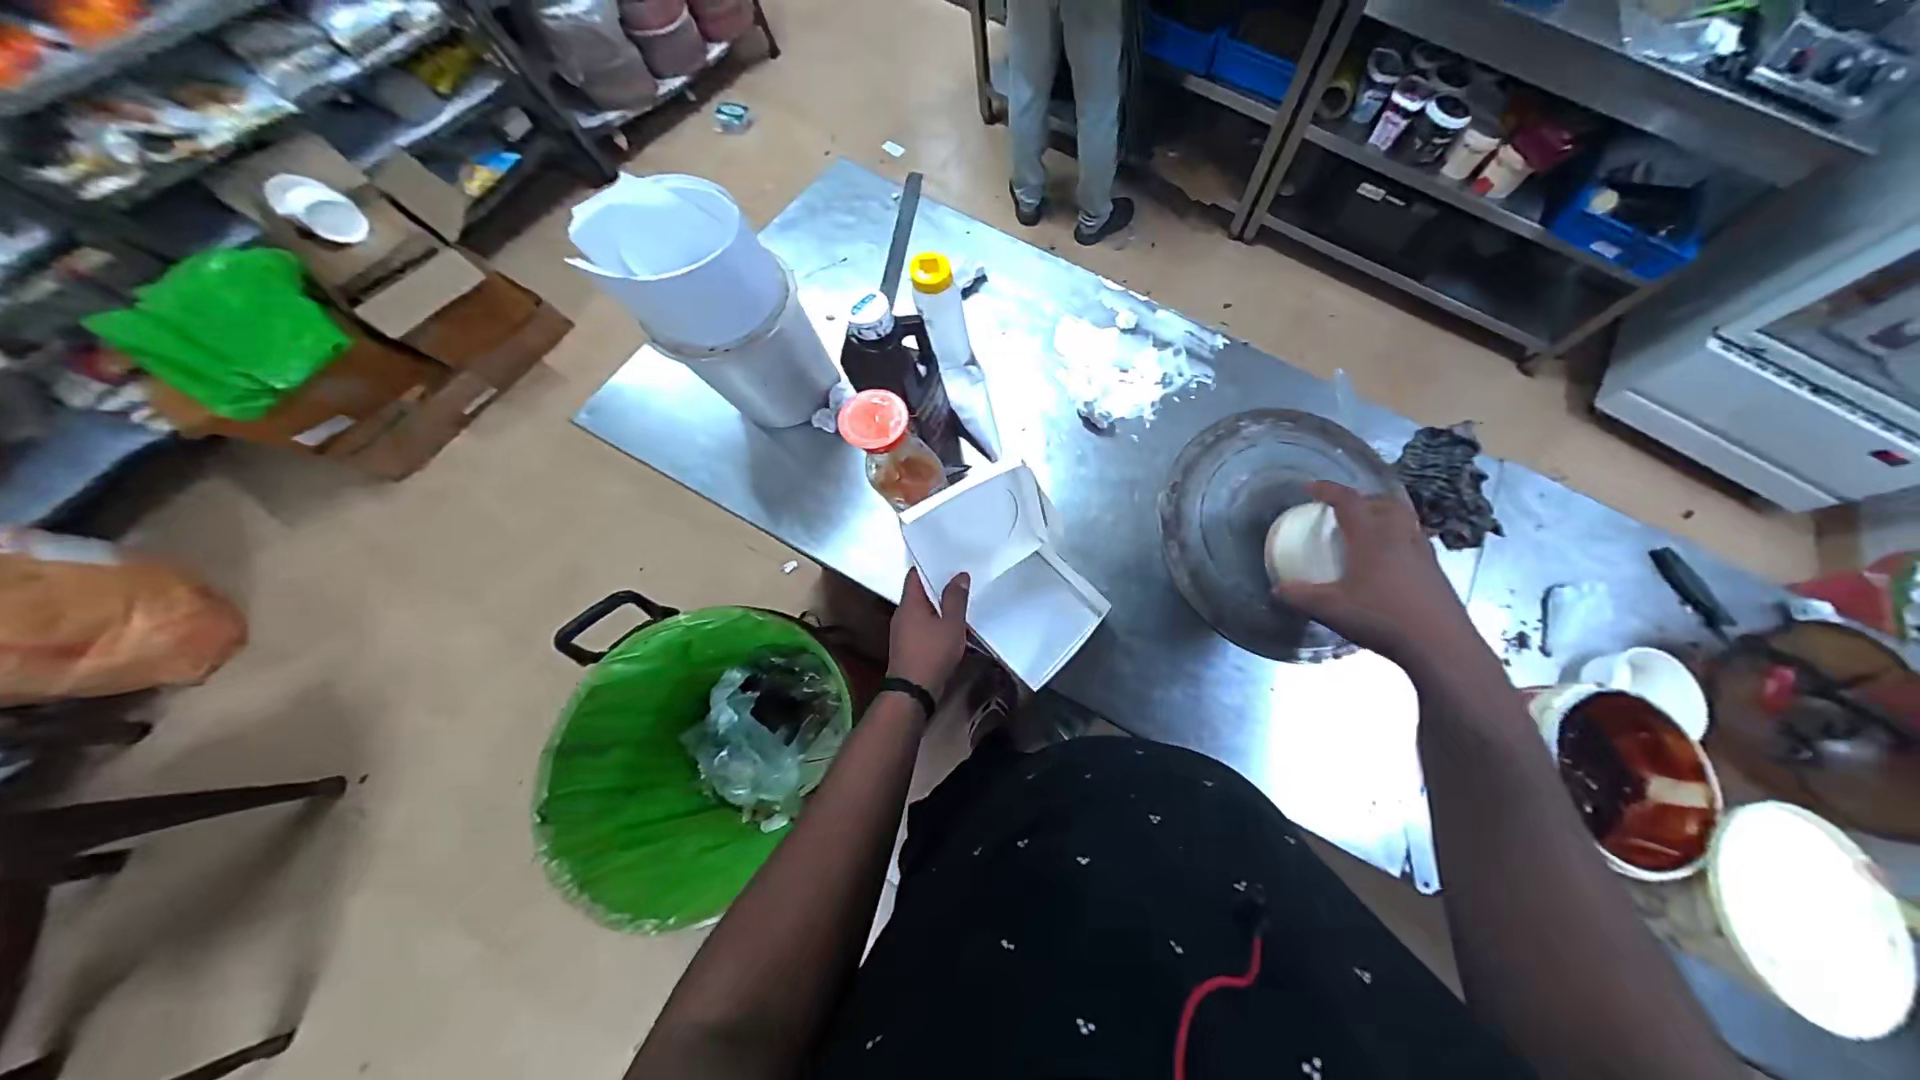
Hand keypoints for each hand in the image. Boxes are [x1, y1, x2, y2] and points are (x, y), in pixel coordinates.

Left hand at [887, 569, 970, 698]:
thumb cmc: (932, 653)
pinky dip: (935, 622)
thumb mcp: (951, 624)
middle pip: (919, 592)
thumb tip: (959, 575)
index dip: (930, 565)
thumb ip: (955, 598)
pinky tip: (950, 627)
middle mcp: (902, 613)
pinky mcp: (907, 646)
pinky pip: (921, 626)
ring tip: (960, 601)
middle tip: (960, 579)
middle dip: (938, 586)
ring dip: (938, 606)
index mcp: (909, 603)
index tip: (949, 561)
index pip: (915, 574)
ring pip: (921, 610)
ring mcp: (902, 631)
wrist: (913, 691)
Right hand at [1272, 481, 1475, 664]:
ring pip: (1403, 520)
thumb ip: (1300, 596)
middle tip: (1342, 509)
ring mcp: (1423, 553)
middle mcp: (1400, 536)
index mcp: (1372, 536)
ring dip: (1382, 517)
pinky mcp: (1435, 571)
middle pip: (1383, 503)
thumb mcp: (1330, 608)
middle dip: (1361, 500)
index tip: (1310, 488)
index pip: (1349, 501)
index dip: (1328, 490)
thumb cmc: (1381, 618)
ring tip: (1365, 531)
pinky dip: (1396, 539)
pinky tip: (1386, 562)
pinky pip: (1412, 541)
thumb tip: (1277, 589)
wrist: (1440, 645)